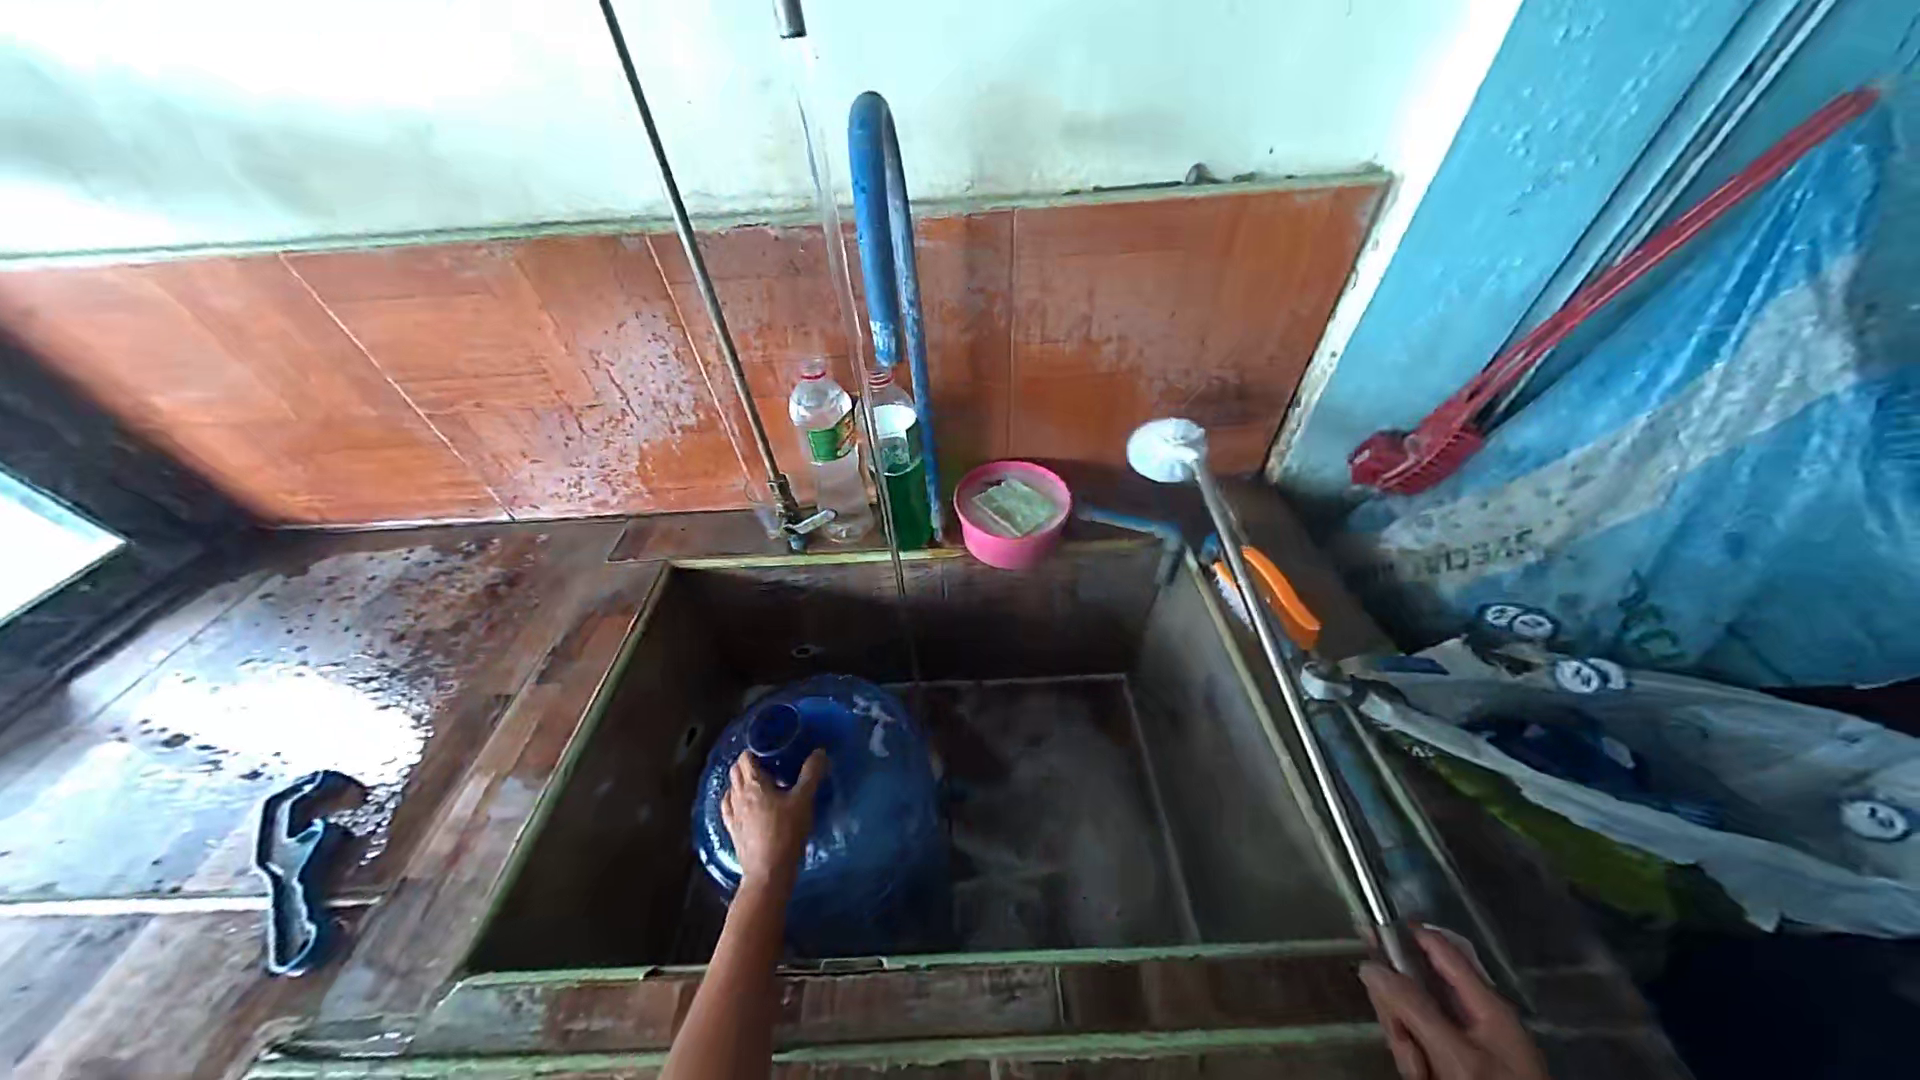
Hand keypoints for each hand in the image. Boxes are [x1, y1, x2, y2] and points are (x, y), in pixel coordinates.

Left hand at [721, 749, 827, 886]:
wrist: (768, 872)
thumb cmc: (786, 832)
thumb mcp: (804, 800)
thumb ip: (811, 774)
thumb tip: (819, 752)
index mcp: (754, 784)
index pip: (745, 758)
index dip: (755, 750)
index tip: (770, 749)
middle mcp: (738, 796)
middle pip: (736, 771)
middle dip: (748, 764)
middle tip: (768, 765)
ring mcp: (732, 814)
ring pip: (731, 788)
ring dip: (741, 782)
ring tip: (759, 784)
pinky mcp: (732, 830)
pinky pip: (729, 807)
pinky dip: (735, 799)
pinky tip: (745, 805)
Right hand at [1359, 926, 1550, 1079]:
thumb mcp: (1455, 1057)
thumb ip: (1413, 1009)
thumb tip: (1370, 965)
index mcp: (1487, 1004)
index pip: (1439, 948)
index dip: (1404, 933)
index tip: (1367, 931)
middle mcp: (1475, 1015)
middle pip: (1417, 983)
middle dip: (1399, 1009)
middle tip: (1402, 1041)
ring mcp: (1466, 1039)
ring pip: (1411, 1013)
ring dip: (1404, 1039)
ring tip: (1418, 1072)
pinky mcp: (1456, 1059)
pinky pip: (1419, 1039)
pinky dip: (1413, 1057)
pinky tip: (1421, 1075)